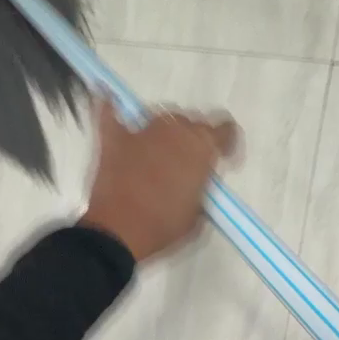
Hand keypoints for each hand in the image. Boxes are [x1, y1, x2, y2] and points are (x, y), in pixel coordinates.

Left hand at [78, 98, 238, 262]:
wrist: (117, 233)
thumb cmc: (162, 228)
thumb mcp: (196, 216)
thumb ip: (201, 190)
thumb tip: (195, 185)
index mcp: (201, 146)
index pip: (225, 130)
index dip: (227, 145)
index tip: (223, 162)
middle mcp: (174, 129)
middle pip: (191, 123)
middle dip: (193, 141)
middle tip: (186, 167)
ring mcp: (142, 129)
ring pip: (161, 117)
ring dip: (164, 132)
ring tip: (159, 155)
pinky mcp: (114, 137)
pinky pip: (111, 112)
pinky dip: (113, 109)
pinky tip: (111, 106)